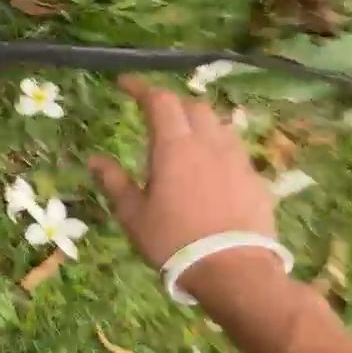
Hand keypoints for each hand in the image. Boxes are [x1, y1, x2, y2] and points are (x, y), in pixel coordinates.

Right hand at [86, 76, 275, 272]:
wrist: (232, 269)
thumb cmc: (171, 239)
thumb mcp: (131, 213)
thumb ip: (114, 181)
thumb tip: (96, 160)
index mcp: (174, 149)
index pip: (160, 102)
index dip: (141, 88)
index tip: (124, 83)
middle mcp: (209, 145)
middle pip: (193, 107)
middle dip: (171, 102)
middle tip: (152, 111)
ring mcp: (237, 160)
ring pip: (218, 124)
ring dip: (196, 121)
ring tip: (180, 135)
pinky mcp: (255, 178)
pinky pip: (233, 148)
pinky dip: (215, 144)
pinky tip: (206, 164)